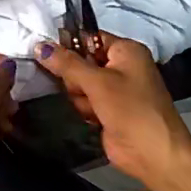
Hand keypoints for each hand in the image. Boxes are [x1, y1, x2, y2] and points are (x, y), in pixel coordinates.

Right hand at [35, 33, 190, 186]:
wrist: (151, 152)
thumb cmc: (130, 109)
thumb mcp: (98, 82)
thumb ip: (67, 64)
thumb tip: (39, 45)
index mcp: (126, 50)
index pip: (89, 38)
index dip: (69, 46)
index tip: (48, 54)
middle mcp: (121, 66)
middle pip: (80, 63)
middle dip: (76, 79)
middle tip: (84, 90)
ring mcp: (114, 89)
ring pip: (78, 85)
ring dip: (81, 98)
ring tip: (95, 109)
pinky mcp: (107, 109)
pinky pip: (84, 102)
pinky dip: (86, 110)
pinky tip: (95, 119)